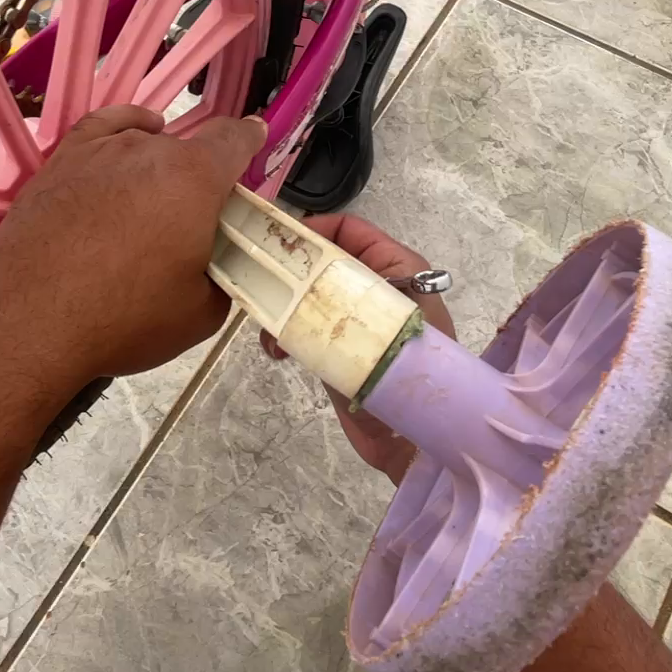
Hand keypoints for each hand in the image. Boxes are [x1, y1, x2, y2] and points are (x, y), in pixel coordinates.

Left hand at [0, 104, 263, 384]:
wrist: (27, 322)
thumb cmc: (123, 318)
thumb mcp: (200, 314)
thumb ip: (223, 278)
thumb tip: (218, 269)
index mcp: (194, 179)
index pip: (234, 139)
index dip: (251, 140)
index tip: (256, 141)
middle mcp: (148, 151)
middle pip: (190, 150)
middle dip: (203, 178)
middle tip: (198, 224)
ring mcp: (99, 151)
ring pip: (147, 144)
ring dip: (162, 168)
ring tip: (156, 207)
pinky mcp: (60, 162)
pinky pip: (103, 128)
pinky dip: (125, 128)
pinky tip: (134, 135)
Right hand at [260, 214, 454, 485]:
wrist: (412, 443)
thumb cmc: (409, 370)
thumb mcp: (385, 311)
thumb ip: (350, 280)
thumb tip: (304, 258)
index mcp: (396, 268)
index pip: (350, 228)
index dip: (314, 227)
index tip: (278, 240)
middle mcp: (374, 289)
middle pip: (323, 261)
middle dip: (289, 269)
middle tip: (260, 280)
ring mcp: (354, 321)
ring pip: (308, 295)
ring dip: (283, 305)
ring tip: (268, 327)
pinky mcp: (338, 352)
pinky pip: (304, 330)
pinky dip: (285, 334)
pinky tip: (276, 350)